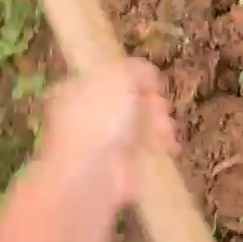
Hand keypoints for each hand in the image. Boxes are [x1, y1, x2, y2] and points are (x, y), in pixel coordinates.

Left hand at [38, 59, 175, 204]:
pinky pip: (144, 146)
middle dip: (150, 101)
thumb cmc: (101, 117)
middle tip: (159, 105)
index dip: (134, 77)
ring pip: (138, 123)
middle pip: (128, 99)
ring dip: (158, 122)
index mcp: (76, 88)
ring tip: (164, 128)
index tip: (150, 84)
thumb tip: (148, 75)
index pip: (109, 75)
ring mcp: (101, 141)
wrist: (93, 173)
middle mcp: (85, 113)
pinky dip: (158, 144)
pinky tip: (166, 144)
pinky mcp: (119, 164)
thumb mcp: (121, 75)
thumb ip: (137, 68)